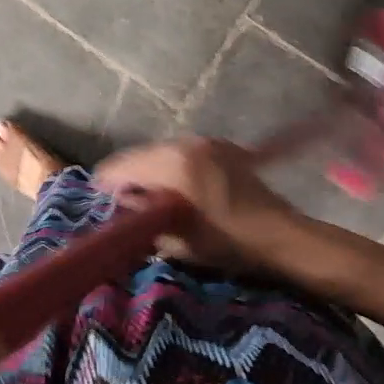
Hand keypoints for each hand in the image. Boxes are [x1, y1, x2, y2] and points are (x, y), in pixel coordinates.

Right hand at [93, 136, 301, 269]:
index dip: (106, 184)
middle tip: (127, 203)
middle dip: (130, 176)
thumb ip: (144, 219)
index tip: (100, 201)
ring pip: (161, 152)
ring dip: (153, 170)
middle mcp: (183, 143)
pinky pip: (184, 152)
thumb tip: (123, 207)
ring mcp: (204, 141)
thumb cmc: (228, 242)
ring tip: (156, 197)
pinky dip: (176, 166)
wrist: (283, 237)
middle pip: (140, 155)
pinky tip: (182, 188)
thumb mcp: (178, 241)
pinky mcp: (220, 145)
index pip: (121, 166)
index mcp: (171, 164)